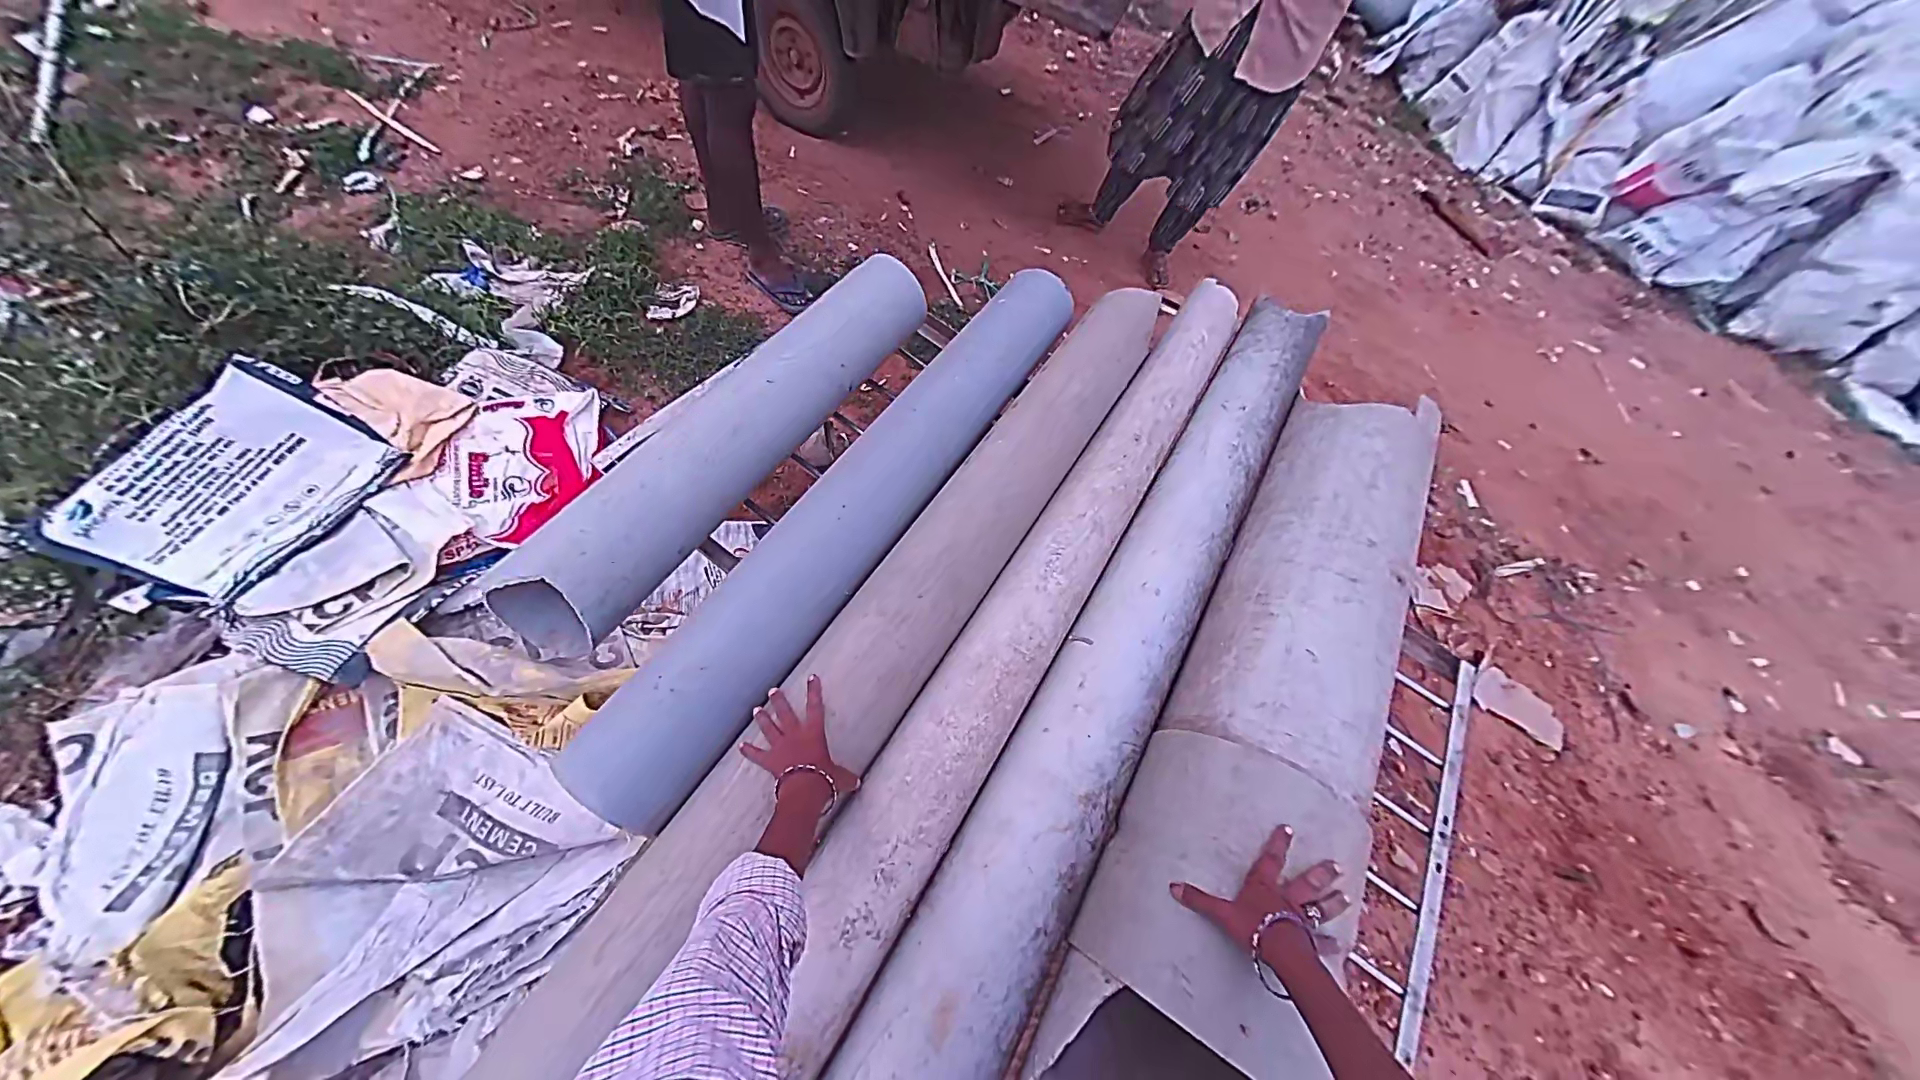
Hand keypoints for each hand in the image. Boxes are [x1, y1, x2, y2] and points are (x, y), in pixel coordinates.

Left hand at [739, 675, 859, 806]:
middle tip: (773, 690)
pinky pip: (757, 754)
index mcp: (814, 732)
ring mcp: (780, 746)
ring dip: (763, 719)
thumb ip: (845, 777)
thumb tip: (856, 783)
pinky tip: (741, 746)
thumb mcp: (840, 776)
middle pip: (785, 713)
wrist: (804, 789)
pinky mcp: (770, 760)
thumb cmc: (824, 778)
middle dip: (779, 701)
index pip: (816, 707)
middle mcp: (795, 735)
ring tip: (756, 709)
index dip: (814, 691)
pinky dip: (749, 751)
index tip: (812, 678)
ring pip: (770, 729)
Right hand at [1169, 825, 1349, 966]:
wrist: (1279, 952)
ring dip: (1332, 903)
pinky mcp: (1310, 943)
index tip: (1288, 829)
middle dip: (1320, 873)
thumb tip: (1174, 887)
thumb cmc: (1252, 927)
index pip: (1271, 860)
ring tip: (1348, 896)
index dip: (1278, 844)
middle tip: (1336, 865)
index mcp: (1265, 887)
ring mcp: (1301, 920)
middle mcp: (1286, 899)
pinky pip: (1322, 942)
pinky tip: (1343, 944)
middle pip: (1305, 882)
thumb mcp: (1222, 912)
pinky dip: (1331, 943)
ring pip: (1319, 908)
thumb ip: (1199, 900)